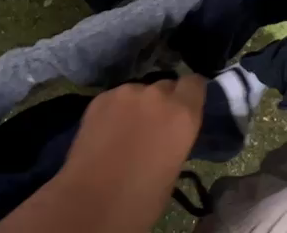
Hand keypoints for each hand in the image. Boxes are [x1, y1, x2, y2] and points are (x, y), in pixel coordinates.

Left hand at [0, 77, 206, 232]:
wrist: (91, 203)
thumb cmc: (140, 200)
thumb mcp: (173, 169)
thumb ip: (176, 138)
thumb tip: (169, 132)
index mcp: (182, 114)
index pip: (194, 83)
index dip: (191, 94)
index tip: (186, 107)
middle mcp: (156, 94)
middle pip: (166, 86)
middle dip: (163, 102)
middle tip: (154, 126)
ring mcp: (126, 92)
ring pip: (139, 92)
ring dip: (138, 106)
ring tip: (127, 131)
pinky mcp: (101, 97)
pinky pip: (116, 98)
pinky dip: (116, 110)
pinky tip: (107, 132)